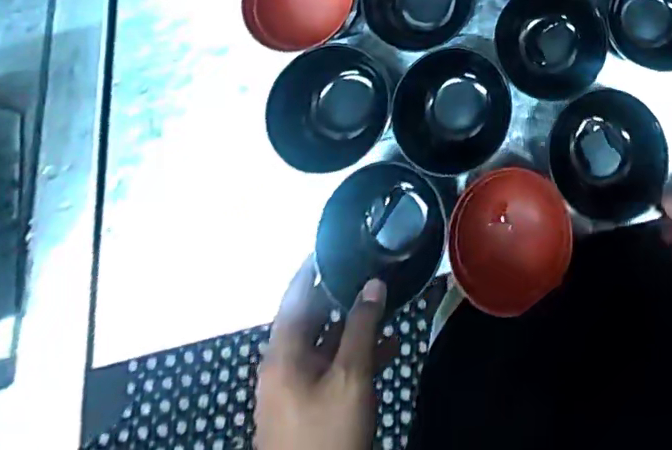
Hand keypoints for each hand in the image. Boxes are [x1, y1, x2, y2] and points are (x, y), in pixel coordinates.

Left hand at [254, 261, 383, 449]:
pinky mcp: (306, 410)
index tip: (337, 242)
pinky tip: (386, 348)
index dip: (314, 268)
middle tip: (372, 269)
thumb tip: (373, 283)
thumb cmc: (328, 434)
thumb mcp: (351, 377)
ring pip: (325, 344)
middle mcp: (282, 367)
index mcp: (282, 354)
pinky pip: (329, 369)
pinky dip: (354, 355)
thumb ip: (362, 326)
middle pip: (311, 318)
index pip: (295, 296)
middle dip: (343, 295)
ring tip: (389, 307)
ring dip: (355, 327)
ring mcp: (292, 391)